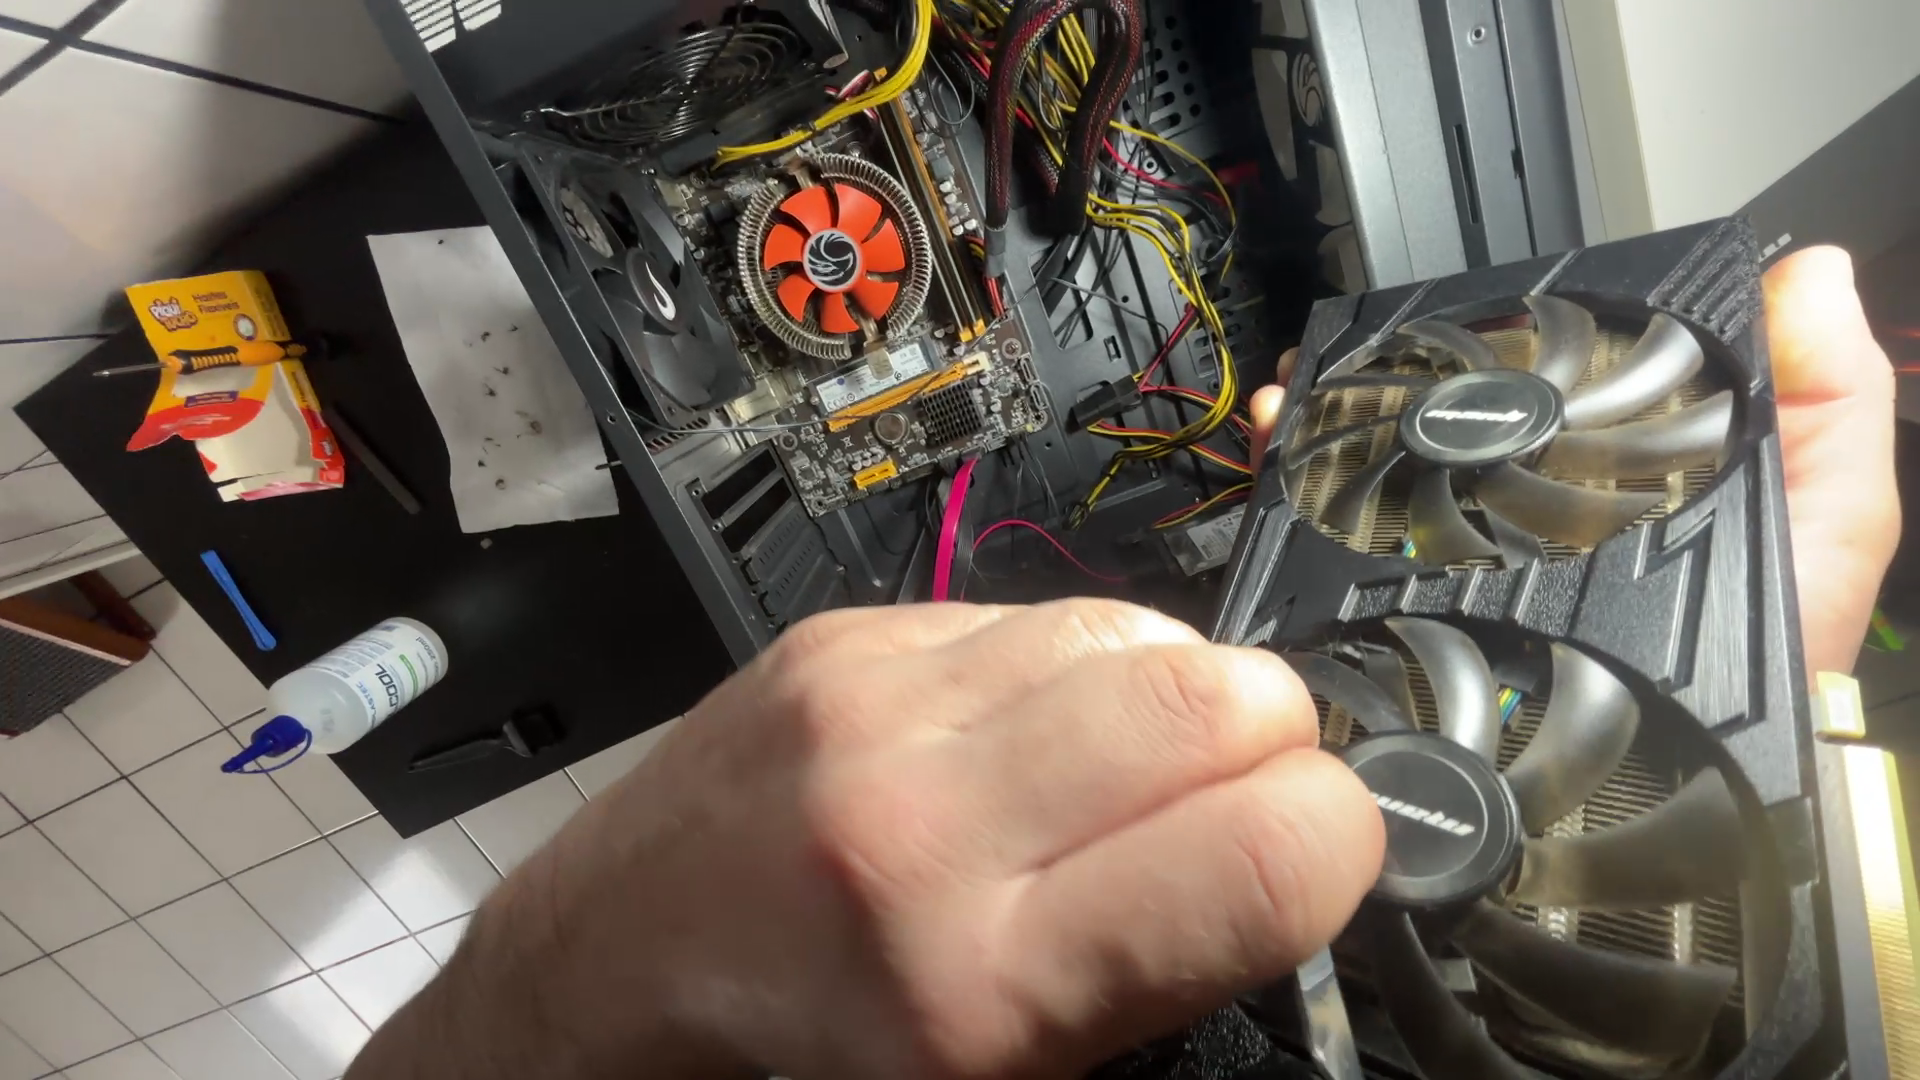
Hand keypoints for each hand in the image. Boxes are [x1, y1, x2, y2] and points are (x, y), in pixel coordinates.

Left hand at [353, 601, 1382, 1079]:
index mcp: (974, 980)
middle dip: (1272, 730)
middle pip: (1205, 698)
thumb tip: (1274, 847)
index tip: (1318, 843)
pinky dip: (1074, 656)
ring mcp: (873, 692)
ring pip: (1124, 629)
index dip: (1333, 837)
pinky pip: (1025, 610)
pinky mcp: (844, 632)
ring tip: (1138, 740)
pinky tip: (1039, 707)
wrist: (605, 968)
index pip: (1255, 856)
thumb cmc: (804, 1060)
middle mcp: (921, 809)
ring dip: (1173, 681)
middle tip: (1250, 777)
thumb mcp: (997, 1075)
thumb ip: (1149, 962)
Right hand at [1245, 246, 1898, 673]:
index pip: (1508, 400)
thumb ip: (1819, 411)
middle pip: (1410, 427)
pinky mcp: (1373, 592)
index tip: (1436, 314)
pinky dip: (1282, 481)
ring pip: (1351, 469)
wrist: (1626, 769)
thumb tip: (1803, 276)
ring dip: (1311, 421)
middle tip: (1337, 349)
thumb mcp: (1812, 529)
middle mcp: (1483, 507)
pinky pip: (1317, 528)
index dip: (1467, 347)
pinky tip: (1272, 440)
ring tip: (1292, 389)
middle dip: (1364, 381)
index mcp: (1567, 477)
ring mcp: (1421, 550)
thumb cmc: (1739, 662)